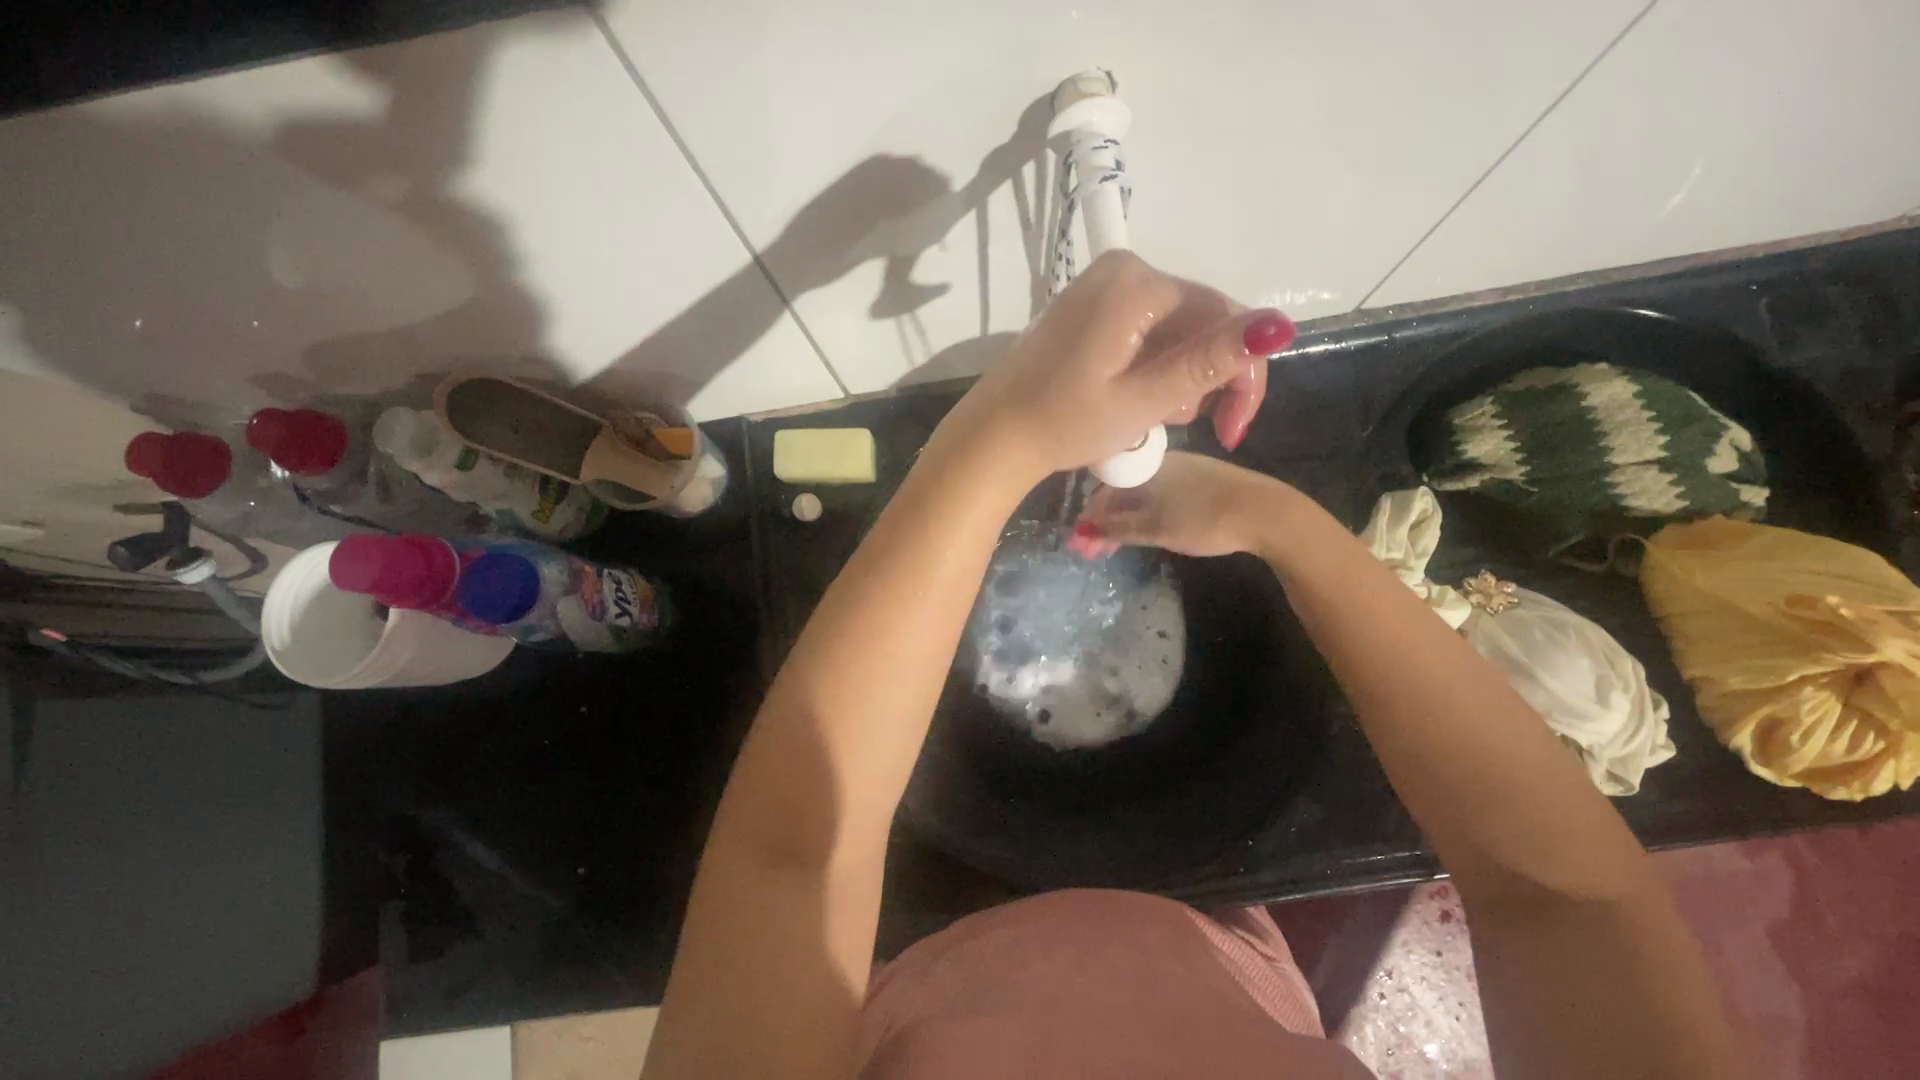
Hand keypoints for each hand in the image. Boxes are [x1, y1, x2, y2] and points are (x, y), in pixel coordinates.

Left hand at [937, 252, 1292, 479]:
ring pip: (1173, 330)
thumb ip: (1210, 361)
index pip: (1223, 316)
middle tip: (1179, 426)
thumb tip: (1278, 325)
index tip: (1232, 431)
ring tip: (1149, 419)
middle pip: (1199, 320)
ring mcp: (1101, 288)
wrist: (994, 436)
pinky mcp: (1088, 310)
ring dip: (1177, 378)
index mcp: (1137, 284)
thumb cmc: (1065, 423)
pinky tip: (1133, 401)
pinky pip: (1143, 332)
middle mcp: (1123, 271)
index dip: (1242, 374)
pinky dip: (1150, 369)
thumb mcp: (1145, 399)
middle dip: (1204, 377)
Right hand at [1068, 451, 1291, 557]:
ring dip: (1122, 521)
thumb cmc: (1205, 518)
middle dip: (1102, 522)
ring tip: (1114, 547)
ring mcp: (1183, 470)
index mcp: (1146, 466)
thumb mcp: (1155, 527)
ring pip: (1140, 495)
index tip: (1079, 545)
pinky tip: (1145, 530)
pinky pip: (1159, 496)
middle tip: (1091, 554)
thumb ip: (1117, 529)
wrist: (1266, 512)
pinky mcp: (1201, 483)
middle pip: (1120, 492)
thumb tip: (1082, 532)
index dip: (1087, 518)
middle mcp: (1161, 462)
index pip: (1103, 489)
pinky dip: (1144, 515)